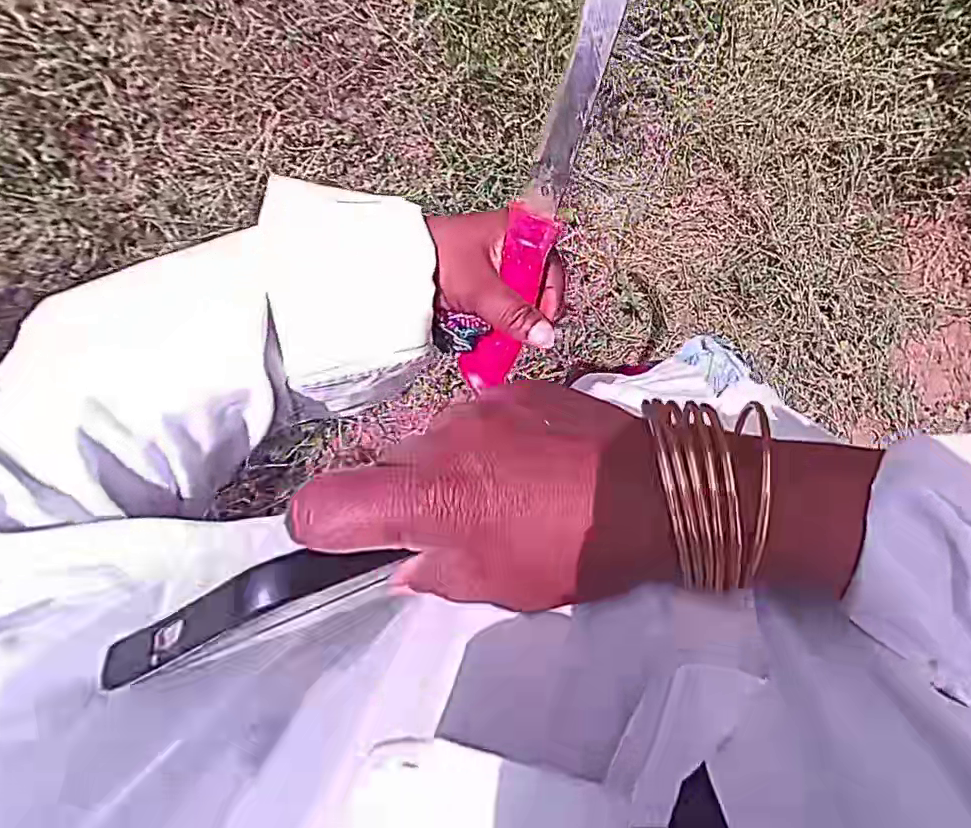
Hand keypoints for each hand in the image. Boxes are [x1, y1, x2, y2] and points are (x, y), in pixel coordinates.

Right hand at [288, 381, 673, 610]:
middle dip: (401, 491)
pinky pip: (475, 411)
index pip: (324, 504)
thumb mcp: (501, 584)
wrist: (650, 487)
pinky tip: (527, 451)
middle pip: (382, 463)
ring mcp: (479, 404)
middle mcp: (440, 440)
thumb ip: (435, 572)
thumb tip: (405, 562)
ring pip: (430, 434)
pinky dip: (485, 434)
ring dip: (446, 459)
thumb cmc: (575, 549)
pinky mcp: (514, 386)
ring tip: (498, 480)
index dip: (319, 524)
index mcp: (430, 499)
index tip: (345, 535)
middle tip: (447, 514)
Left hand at [427, 211, 566, 349]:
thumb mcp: (480, 289)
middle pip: (536, 288)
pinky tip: (483, 328)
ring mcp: (497, 264)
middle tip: (515, 331)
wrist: (392, 263)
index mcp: (518, 232)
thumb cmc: (435, 258)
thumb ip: (515, 314)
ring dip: (508, 320)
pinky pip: (500, 305)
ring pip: (518, 301)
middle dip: (525, 314)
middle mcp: (512, 245)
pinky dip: (494, 320)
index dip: (551, 297)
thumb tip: (545, 335)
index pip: (553, 267)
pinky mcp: (482, 281)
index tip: (543, 322)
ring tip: (492, 331)